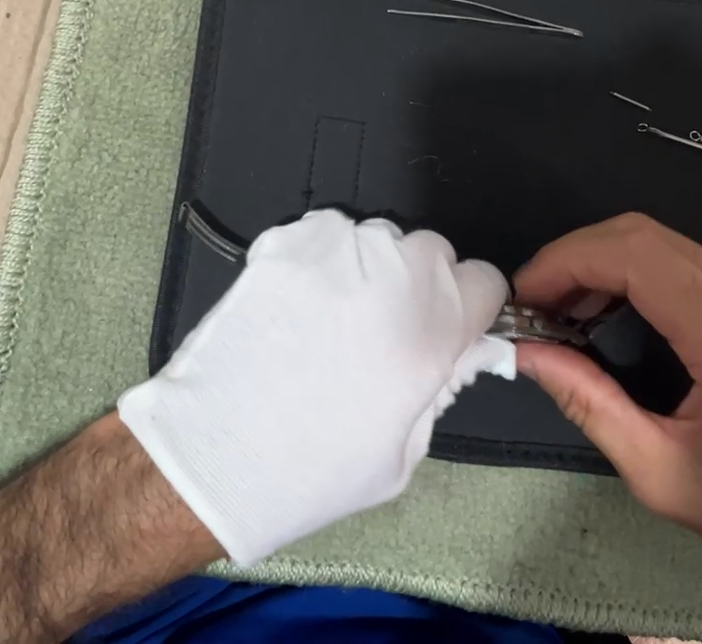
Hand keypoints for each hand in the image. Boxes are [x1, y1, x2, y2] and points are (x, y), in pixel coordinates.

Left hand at [119, 209, 513, 564]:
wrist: (216, 451)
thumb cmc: (312, 470)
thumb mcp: (405, 451)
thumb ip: (441, 383)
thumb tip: (455, 344)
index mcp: (431, 335)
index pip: (485, 280)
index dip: (470, 307)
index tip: (450, 324)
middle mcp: (390, 281)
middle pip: (434, 251)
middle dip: (422, 282)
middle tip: (386, 324)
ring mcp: (333, 254)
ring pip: (378, 237)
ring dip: (371, 266)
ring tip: (335, 312)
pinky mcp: (285, 241)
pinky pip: (327, 231)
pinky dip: (324, 255)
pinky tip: (300, 297)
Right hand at [515, 214, 701, 643]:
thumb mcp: (662, 475)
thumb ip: (588, 403)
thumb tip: (525, 352)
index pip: (639, 259)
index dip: (568, 262)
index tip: (524, 297)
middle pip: (645, 235)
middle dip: (575, 256)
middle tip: (534, 303)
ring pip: (662, 240)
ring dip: (600, 260)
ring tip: (561, 308)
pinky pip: (684, 261)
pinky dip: (630, 271)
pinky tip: (607, 310)